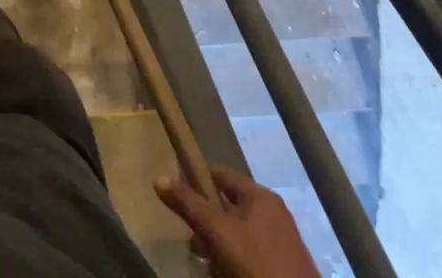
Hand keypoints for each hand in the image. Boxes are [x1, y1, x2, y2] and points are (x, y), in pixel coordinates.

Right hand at [154, 167, 320, 277]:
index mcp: (260, 196)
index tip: (176, 197)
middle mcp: (273, 211)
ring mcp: (280, 239)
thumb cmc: (256, 264)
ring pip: (235, 230)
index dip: (195, 181)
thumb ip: (188, 204)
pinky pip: (248, 250)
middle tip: (192, 238)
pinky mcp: (282, 263)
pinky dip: (233, 258)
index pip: (219, 173)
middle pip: (226, 204)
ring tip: (205, 261)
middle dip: (205, 221)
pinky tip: (224, 273)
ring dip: (217, 243)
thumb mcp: (216, 232)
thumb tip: (158, 178)